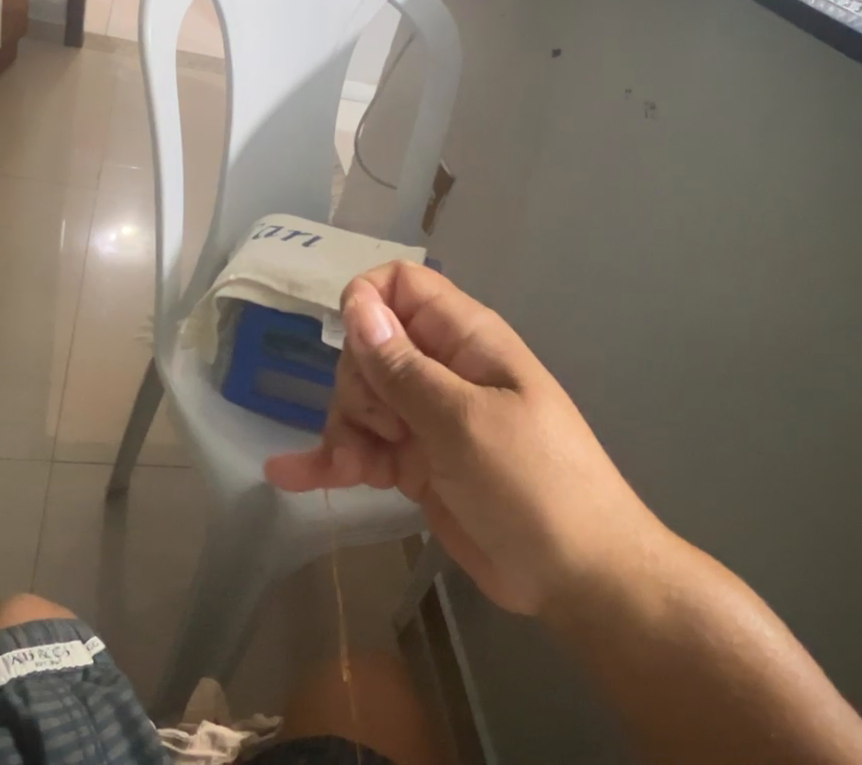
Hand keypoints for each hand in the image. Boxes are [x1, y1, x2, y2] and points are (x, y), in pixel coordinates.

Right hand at [265, 261, 655, 613]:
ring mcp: (427, 419)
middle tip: (383, 430)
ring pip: (360, 402)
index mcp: (464, 340)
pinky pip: (363, 451)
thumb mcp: (464, 421)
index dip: (366, 304)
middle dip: (355, 387)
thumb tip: (356, 304)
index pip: (401, 286)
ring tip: (352, 471)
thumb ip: (404, 368)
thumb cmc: (534, 484)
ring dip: (343, 432)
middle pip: (368, 349)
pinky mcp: (416, 465)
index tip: (353, 350)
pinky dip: (329, 460)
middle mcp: (442, 370)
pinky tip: (286, 474)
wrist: (575, 575)